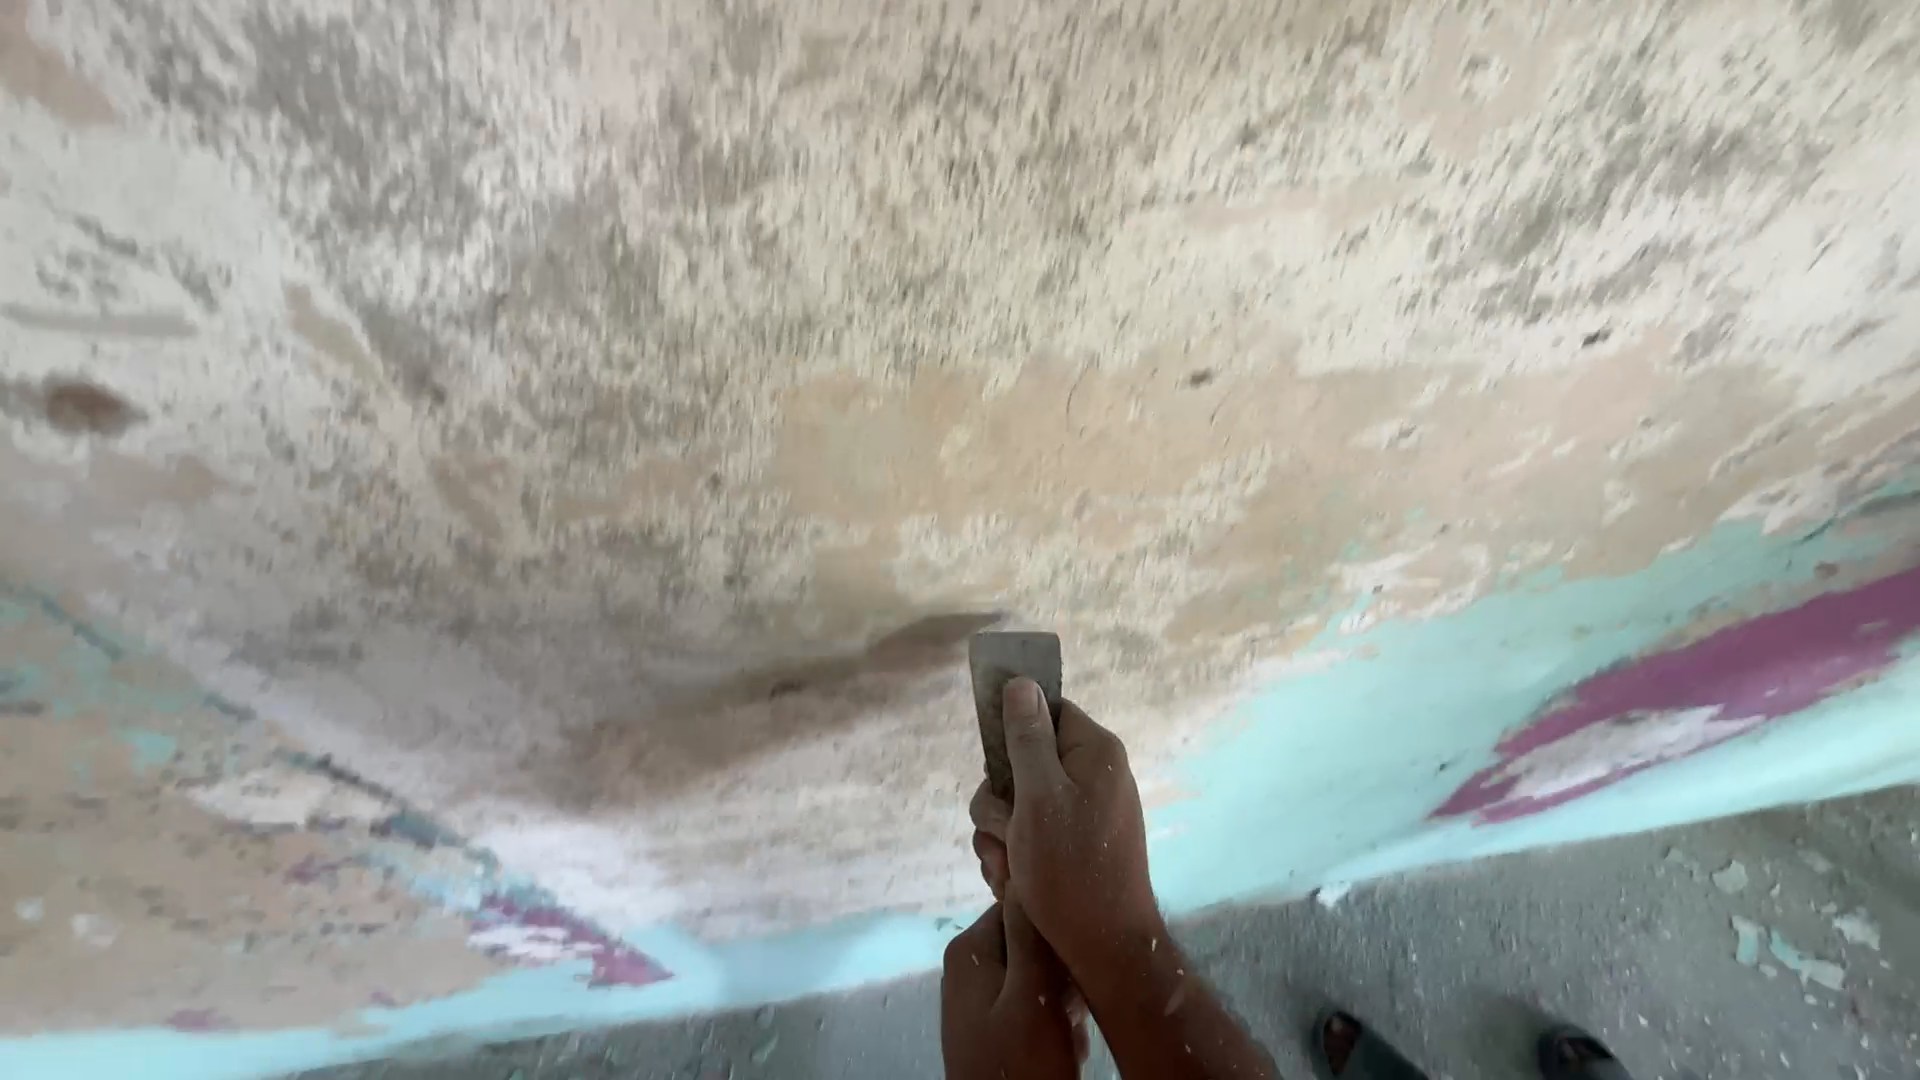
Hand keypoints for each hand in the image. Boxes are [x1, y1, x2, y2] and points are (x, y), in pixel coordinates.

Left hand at [941, 897, 1080, 1079]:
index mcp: (968, 948)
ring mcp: (976, 1000)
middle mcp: (967, 966)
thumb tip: (1023, 870)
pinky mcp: (989, 1027)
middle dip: (1058, 973)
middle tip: (1074, 1005)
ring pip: (1034, 979)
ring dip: (1060, 1002)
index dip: (1051, 929)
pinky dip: (1049, 1023)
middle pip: (1027, 944)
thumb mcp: (1031, 992)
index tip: (1073, 958)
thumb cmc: (1019, 1063)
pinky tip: (1064, 1046)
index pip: (1018, 908)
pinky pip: (1028, 1007)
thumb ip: (1027, 933)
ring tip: (1070, 1029)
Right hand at [970, 678, 1161, 982]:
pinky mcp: (1071, 841)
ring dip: (1001, 832)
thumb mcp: (1039, 795)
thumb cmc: (1071, 868)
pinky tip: (1014, 879)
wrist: (1103, 949)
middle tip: (1007, 830)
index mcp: (1094, 751)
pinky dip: (1014, 853)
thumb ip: (1026, 737)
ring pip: (1016, 800)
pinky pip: (1028, 831)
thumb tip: (1021, 682)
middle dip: (1001, 798)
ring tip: (1011, 864)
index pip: (1045, 711)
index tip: (996, 765)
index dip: (1013, 732)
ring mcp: (1082, 809)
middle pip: (1022, 758)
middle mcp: (1091, 774)